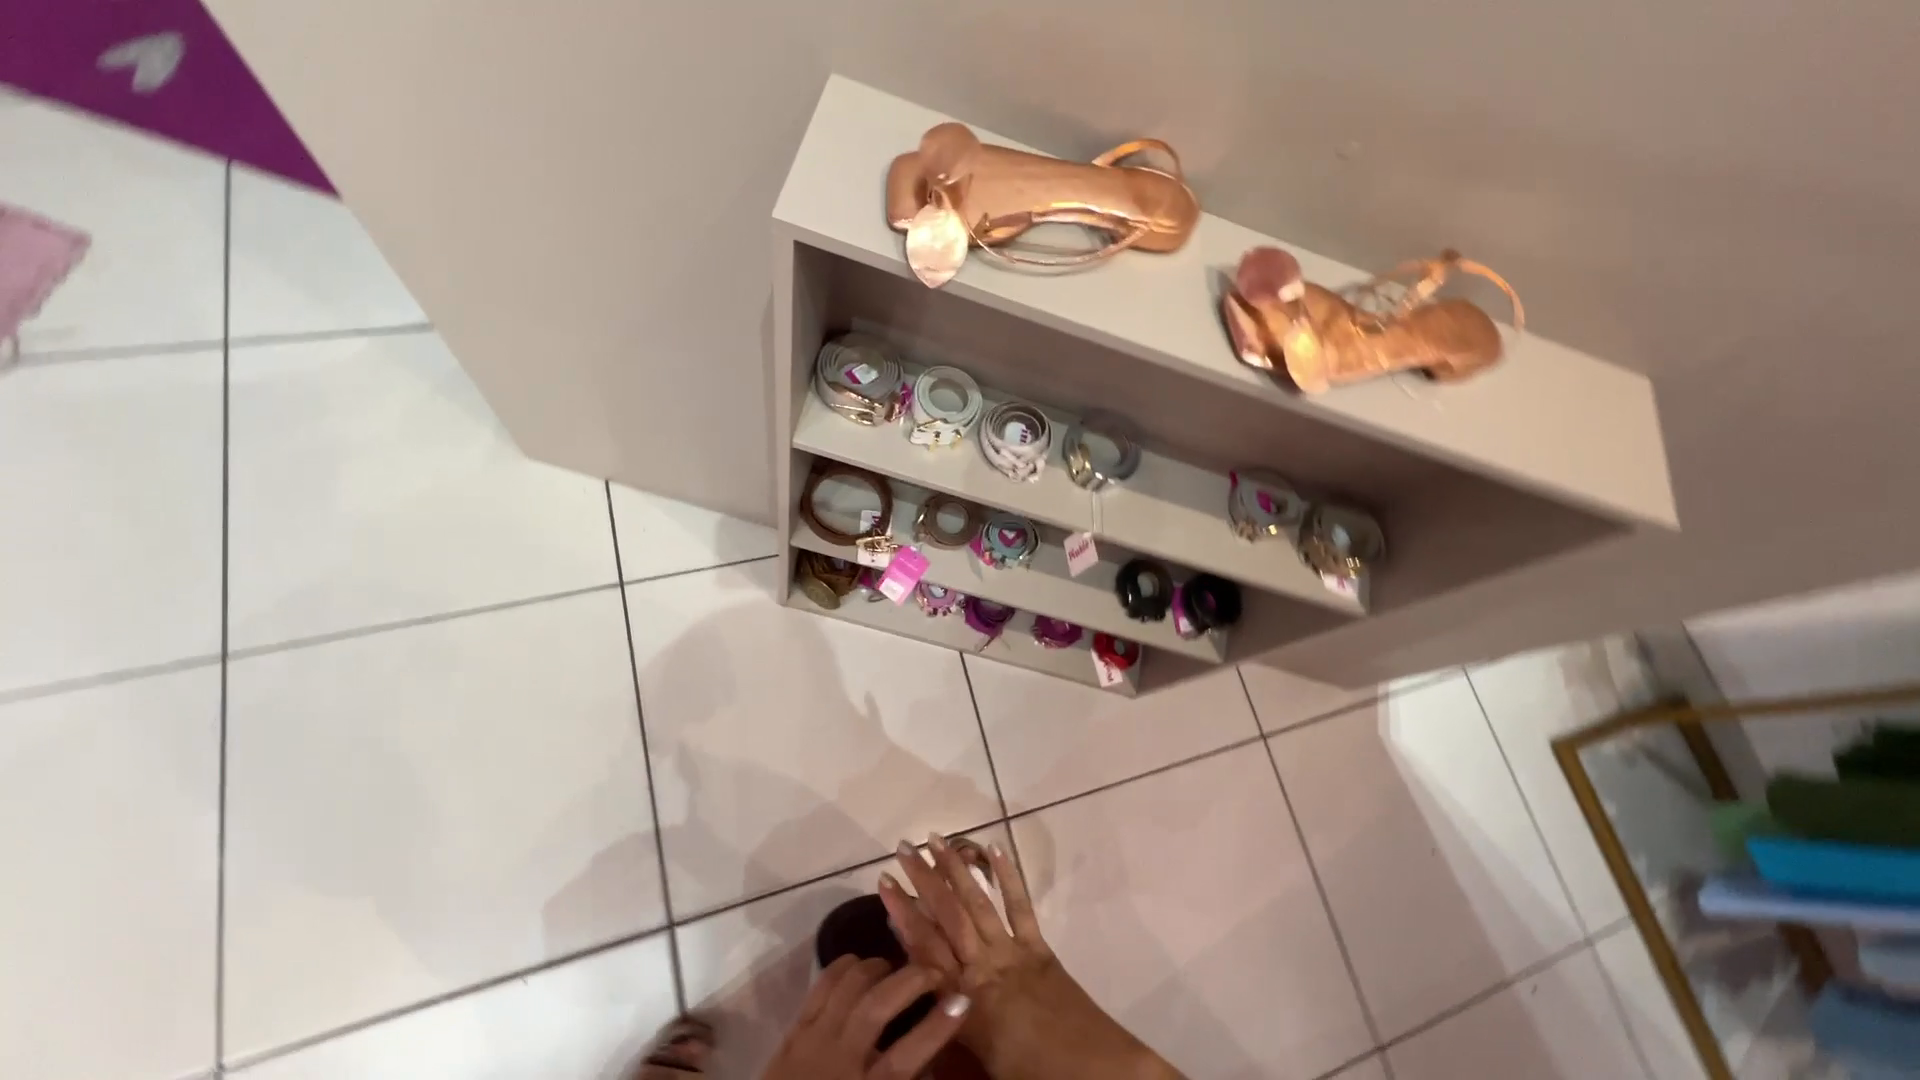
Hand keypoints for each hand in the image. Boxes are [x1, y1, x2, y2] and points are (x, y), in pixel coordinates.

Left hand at [759, 955, 969, 1079]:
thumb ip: (906, 1079)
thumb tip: (933, 1052)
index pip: (906, 1057)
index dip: (936, 1027)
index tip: (962, 1000)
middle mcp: (840, 1061)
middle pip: (875, 1008)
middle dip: (909, 981)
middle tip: (933, 970)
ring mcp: (813, 1040)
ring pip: (847, 988)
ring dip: (876, 968)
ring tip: (895, 967)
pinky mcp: (793, 1029)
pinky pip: (820, 986)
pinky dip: (842, 967)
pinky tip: (859, 964)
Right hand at [880, 836, 1184, 1079]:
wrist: (1091, 1070)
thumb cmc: (1027, 1073)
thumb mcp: (975, 1054)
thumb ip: (944, 1018)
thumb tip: (918, 988)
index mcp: (964, 999)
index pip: (924, 947)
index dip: (902, 913)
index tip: (883, 883)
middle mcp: (983, 967)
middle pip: (948, 915)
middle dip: (923, 879)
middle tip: (903, 847)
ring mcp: (1012, 953)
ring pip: (978, 904)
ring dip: (956, 870)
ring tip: (936, 840)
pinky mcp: (1039, 949)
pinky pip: (1020, 908)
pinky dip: (1008, 878)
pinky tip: (994, 850)